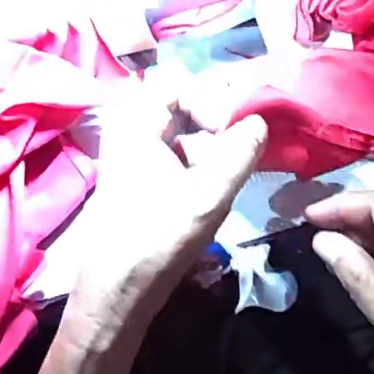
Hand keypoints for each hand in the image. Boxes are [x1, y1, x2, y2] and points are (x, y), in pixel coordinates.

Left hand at [65, 91, 267, 347]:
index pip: (179, 84)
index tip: (231, 132)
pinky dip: (197, 161)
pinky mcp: (140, 174)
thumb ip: (238, 155)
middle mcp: (130, 127)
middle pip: (181, 104)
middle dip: (214, 123)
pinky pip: (174, 151)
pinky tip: (211, 186)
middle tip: (241, 149)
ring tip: (227, 172)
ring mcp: (133, 151)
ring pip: (180, 130)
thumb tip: (260, 121)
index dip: (210, 100)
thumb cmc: (157, 236)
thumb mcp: (208, 196)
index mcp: (136, 120)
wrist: (113, 289)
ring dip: (208, 145)